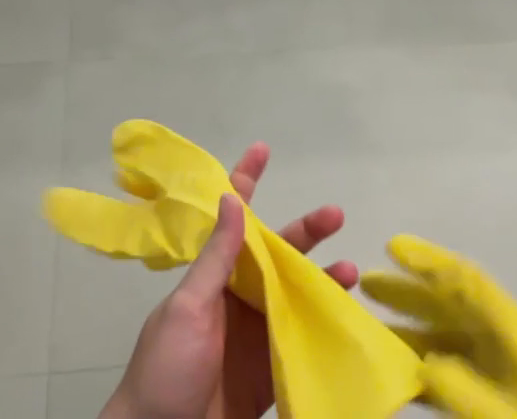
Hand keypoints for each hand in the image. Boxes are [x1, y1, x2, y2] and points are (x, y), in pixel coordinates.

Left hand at [101, 143, 356, 418]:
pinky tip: (347, 313)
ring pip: (295, 291)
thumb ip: (216, 258)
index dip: (246, 181)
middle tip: (334, 214)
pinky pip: (303, 334)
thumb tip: (232, 198)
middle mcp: (237, 296)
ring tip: (349, 272)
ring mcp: (256, 331)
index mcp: (212, 275)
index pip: (232, 219)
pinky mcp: (272, 367)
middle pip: (275, 253)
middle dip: (304, 231)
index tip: (263, 148)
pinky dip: (325, 321)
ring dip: (322, 278)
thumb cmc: (167, 368)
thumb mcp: (189, 307)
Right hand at [361, 236, 516, 418]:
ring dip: (408, 329)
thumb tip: (423, 364)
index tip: (391, 245)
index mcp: (514, 330)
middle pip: (450, 304)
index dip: (429, 260)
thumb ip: (468, 392)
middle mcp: (504, 340)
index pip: (467, 282)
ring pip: (446, 338)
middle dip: (408, 290)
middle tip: (364, 281)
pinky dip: (422, 367)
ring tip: (369, 324)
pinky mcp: (497, 398)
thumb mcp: (514, 417)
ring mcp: (501, 369)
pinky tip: (397, 373)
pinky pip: (452, 372)